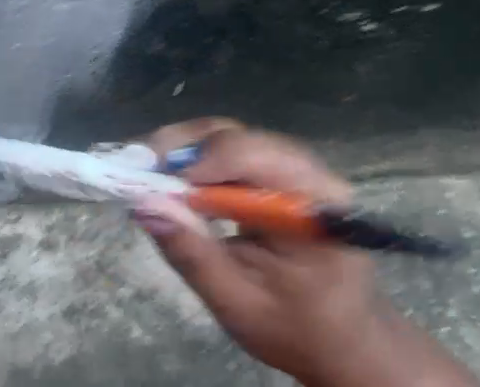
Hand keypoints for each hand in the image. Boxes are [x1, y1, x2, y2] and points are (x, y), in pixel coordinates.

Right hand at [131, 118, 478, 386]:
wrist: (345, 343)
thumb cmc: (296, 330)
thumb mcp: (237, 303)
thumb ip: (192, 254)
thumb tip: (142, 204)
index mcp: (314, 204)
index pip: (251, 155)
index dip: (198, 161)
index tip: (151, 180)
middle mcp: (308, 172)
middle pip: (234, 136)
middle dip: (180, 147)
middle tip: (134, 168)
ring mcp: (293, 167)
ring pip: (226, 135)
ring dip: (181, 150)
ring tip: (145, 173)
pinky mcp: (277, 171)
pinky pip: (228, 149)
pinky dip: (193, 159)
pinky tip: (169, 179)